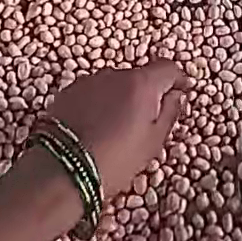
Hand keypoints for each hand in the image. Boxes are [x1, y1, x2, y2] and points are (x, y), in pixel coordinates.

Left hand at [47, 58, 189, 197]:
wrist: (59, 172)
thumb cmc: (113, 161)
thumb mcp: (152, 143)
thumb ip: (169, 113)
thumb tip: (175, 96)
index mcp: (141, 84)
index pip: (168, 68)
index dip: (178, 78)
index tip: (182, 90)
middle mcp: (115, 74)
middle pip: (139, 77)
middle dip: (146, 94)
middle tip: (147, 122)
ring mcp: (89, 81)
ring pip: (114, 85)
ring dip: (120, 100)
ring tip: (117, 131)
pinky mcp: (67, 93)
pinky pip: (92, 93)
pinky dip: (98, 105)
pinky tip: (95, 129)